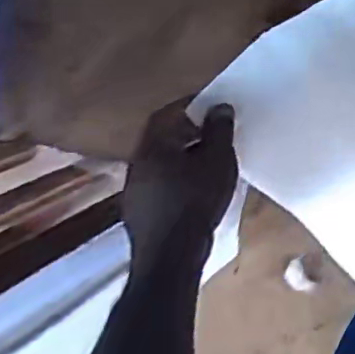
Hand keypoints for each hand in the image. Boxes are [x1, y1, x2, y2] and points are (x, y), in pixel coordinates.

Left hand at [123, 98, 236, 265]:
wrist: (172, 253)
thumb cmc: (197, 197)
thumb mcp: (218, 158)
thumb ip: (219, 129)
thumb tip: (218, 106)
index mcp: (153, 149)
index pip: (164, 114)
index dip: (187, 103)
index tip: (212, 100)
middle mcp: (137, 166)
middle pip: (161, 137)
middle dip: (188, 128)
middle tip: (216, 126)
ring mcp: (135, 190)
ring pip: (161, 160)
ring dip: (184, 152)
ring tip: (212, 155)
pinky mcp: (141, 209)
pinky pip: (161, 179)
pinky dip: (179, 172)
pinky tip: (198, 182)